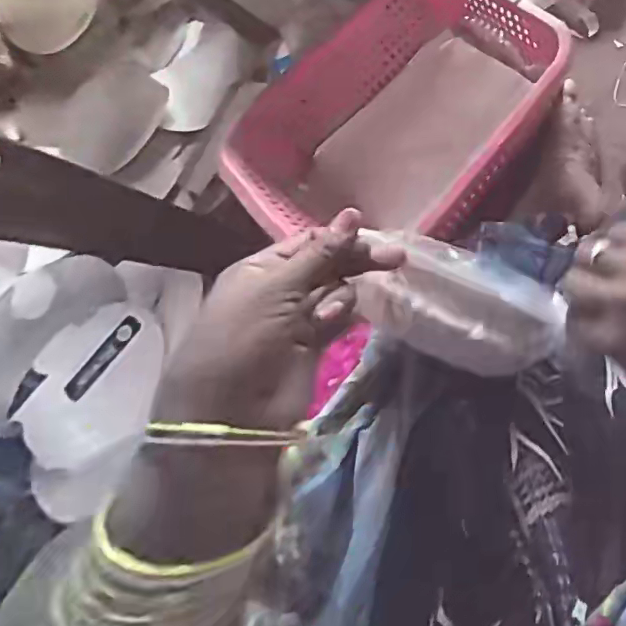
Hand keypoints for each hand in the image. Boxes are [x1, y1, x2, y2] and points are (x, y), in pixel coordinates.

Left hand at [151, 209, 402, 431]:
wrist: (229, 413)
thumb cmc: (243, 338)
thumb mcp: (278, 287)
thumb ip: (322, 252)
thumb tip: (353, 213)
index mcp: (264, 268)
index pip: (311, 241)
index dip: (342, 237)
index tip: (373, 238)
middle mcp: (282, 287)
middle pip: (331, 263)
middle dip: (359, 260)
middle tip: (396, 259)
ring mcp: (299, 316)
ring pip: (339, 289)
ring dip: (342, 296)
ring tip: (328, 316)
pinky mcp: (315, 342)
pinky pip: (341, 316)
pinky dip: (344, 315)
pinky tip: (336, 322)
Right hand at [563, 225, 625, 389]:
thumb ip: (622, 353)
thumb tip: (603, 336)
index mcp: (617, 337)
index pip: (573, 325)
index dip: (576, 322)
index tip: (585, 320)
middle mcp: (618, 298)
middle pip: (573, 283)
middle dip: (578, 288)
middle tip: (590, 289)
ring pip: (588, 251)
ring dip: (590, 259)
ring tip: (600, 262)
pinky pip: (618, 230)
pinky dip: (614, 237)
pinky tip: (621, 246)